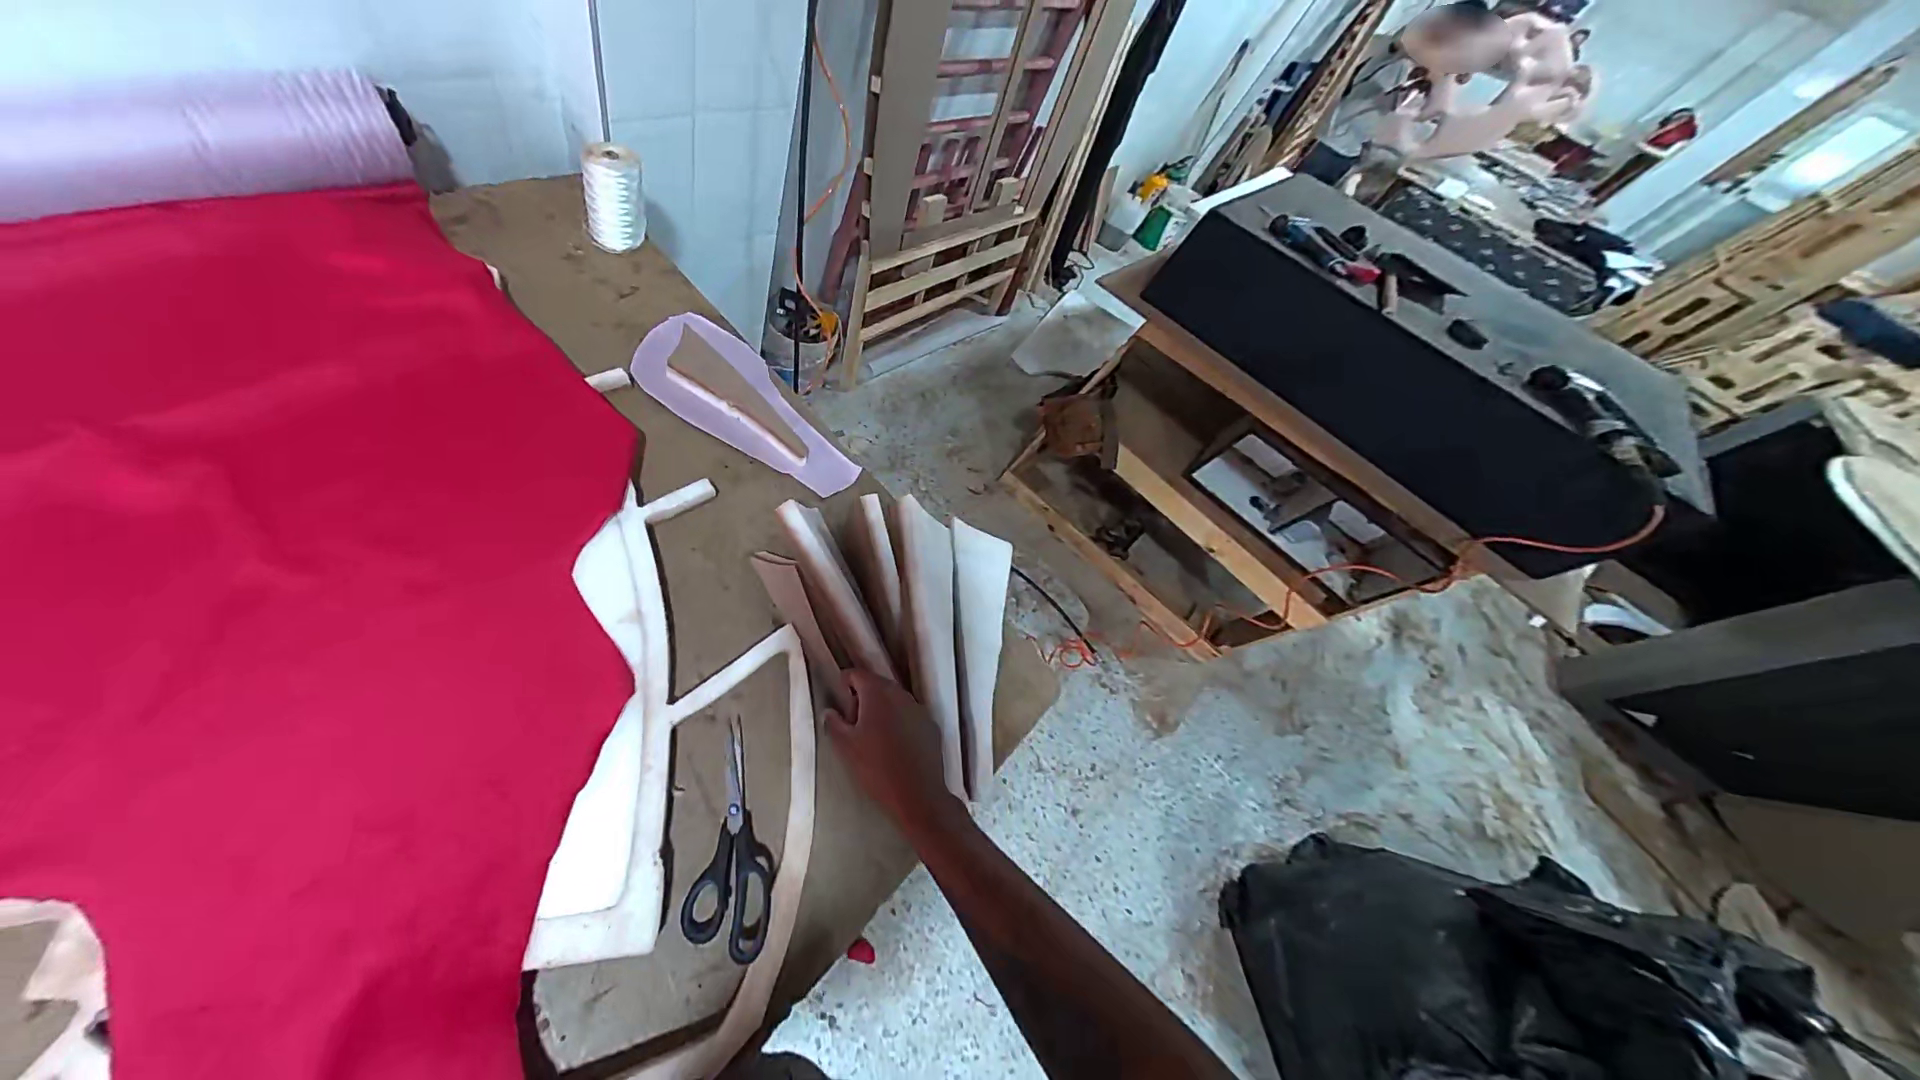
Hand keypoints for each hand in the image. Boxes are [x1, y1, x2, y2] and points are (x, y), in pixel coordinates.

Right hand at [825, 669, 964, 833]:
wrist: (918, 794)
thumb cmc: (876, 768)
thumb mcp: (845, 747)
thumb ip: (834, 723)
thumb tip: (830, 711)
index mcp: (878, 693)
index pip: (856, 674)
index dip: (844, 684)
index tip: (840, 703)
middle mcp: (901, 694)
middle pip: (877, 685)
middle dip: (863, 697)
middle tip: (853, 723)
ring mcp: (919, 709)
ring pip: (895, 700)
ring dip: (882, 710)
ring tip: (873, 736)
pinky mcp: (931, 726)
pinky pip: (910, 716)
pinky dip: (900, 722)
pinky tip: (895, 746)